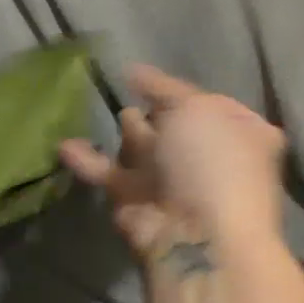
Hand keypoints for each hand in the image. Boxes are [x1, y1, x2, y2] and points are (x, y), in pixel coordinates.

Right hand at [59, 66, 286, 259]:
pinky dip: (84, 158)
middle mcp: (205, 154)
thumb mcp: (197, 109)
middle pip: (167, 124)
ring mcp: (168, 178)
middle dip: (146, 111)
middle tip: (121, 96)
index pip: (202, 101)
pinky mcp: (131, 197)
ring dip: (117, 132)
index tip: (136, 76)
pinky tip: (65, 145)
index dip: (172, 89)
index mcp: (238, 131)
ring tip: (91, 114)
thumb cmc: (212, 163)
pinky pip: (104, 171)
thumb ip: (164, 88)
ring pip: (136, 146)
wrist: (195, 231)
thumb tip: (134, 71)